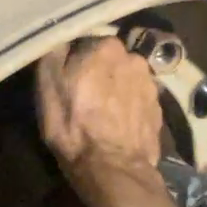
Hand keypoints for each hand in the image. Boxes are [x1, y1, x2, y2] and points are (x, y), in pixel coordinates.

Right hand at [36, 37, 163, 179]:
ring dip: (115, 89)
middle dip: (99, 72)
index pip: (86, 42)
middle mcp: (134, 58)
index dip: (75, 61)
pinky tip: (117, 124)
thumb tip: (62, 38)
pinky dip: (128, 107)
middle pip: (109, 60)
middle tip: (84, 96)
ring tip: (102, 113)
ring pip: (126, 78)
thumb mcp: (48, 84)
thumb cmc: (73, 124)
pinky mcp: (159, 109)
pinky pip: (138, 99)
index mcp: (106, 46)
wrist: (112, 168)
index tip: (68, 79)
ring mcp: (151, 84)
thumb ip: (54, 51)